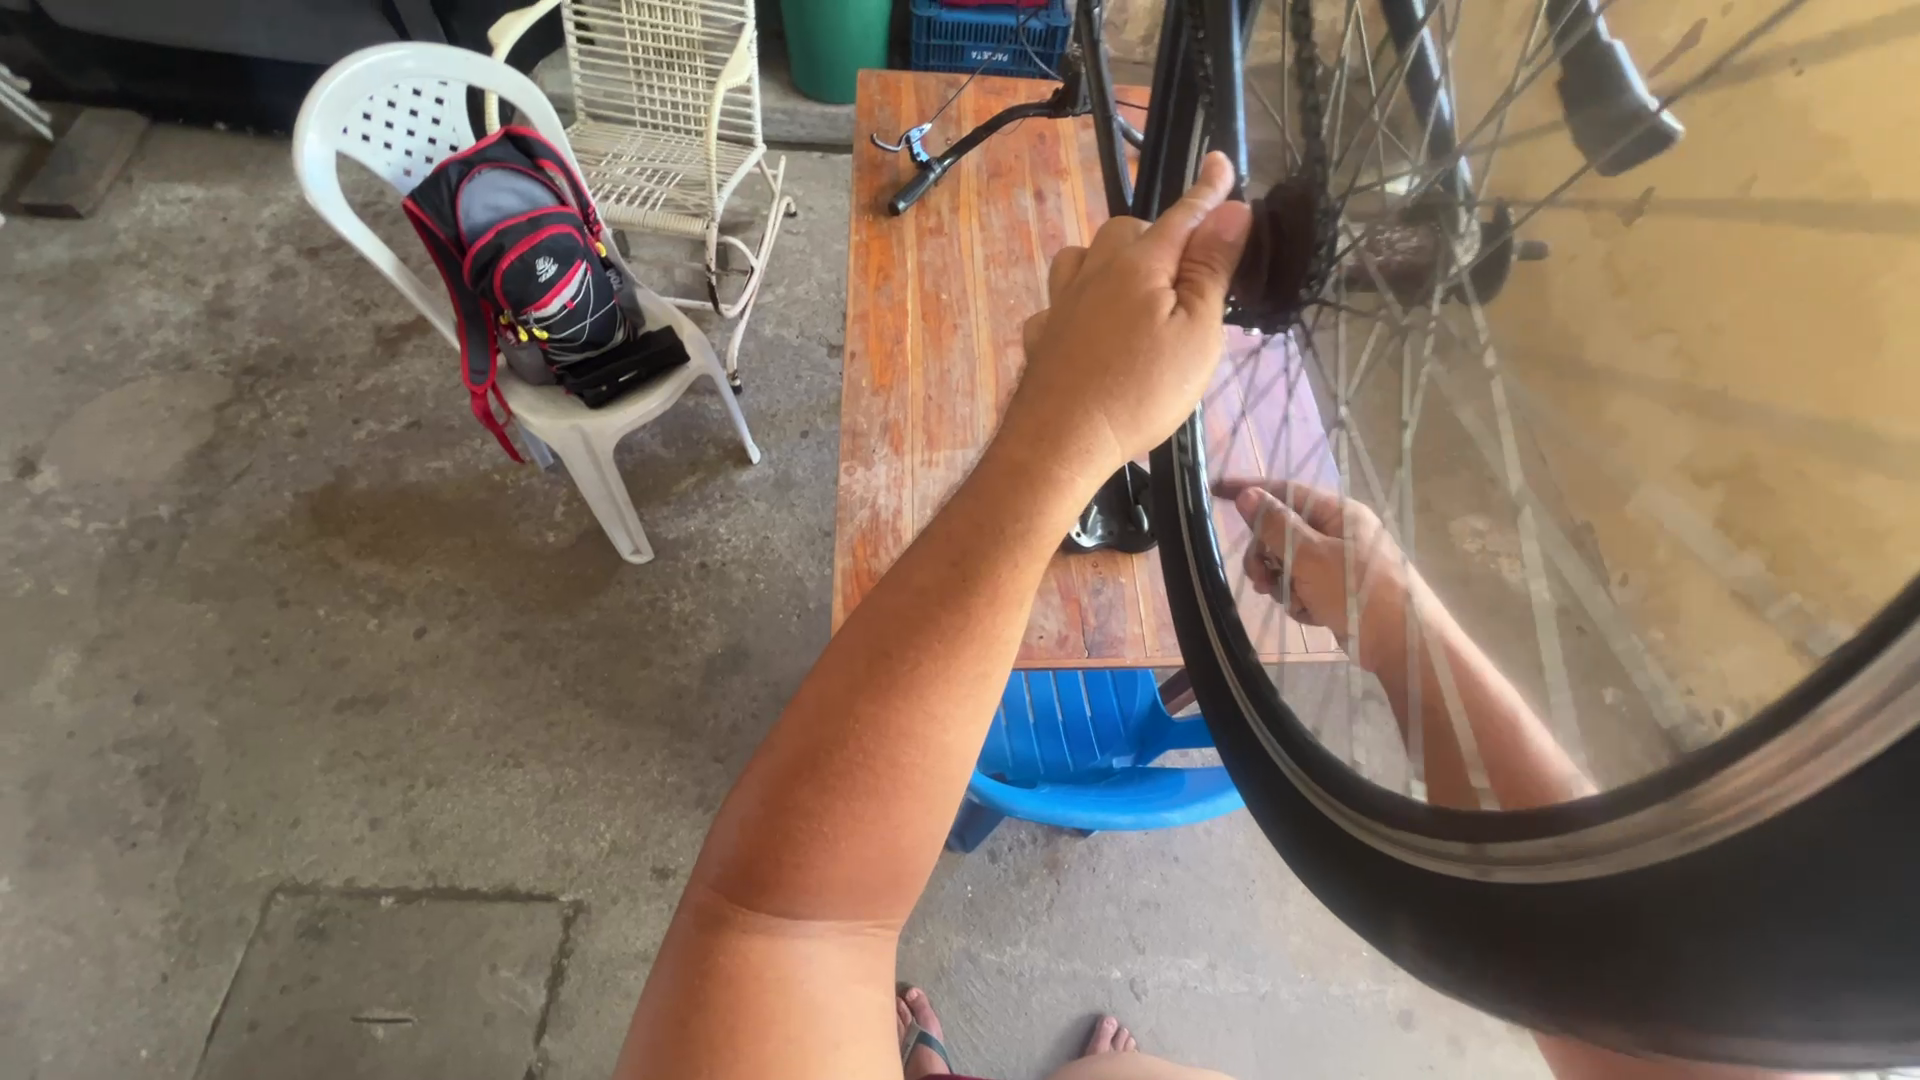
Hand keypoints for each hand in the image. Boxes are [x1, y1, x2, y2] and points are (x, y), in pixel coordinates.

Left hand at [997, 152, 1251, 494]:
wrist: (1060, 442)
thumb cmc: (1140, 392)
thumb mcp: (1197, 335)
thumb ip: (1211, 271)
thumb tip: (1231, 210)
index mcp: (1139, 265)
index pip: (1181, 216)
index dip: (1207, 191)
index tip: (1221, 161)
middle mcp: (1093, 274)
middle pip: (1124, 232)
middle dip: (1156, 238)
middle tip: (1182, 276)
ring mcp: (1059, 306)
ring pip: (1079, 259)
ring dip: (1106, 262)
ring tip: (1129, 292)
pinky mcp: (1039, 340)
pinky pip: (1055, 306)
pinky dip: (1073, 308)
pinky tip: (1082, 332)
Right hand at [1212, 479, 1435, 673]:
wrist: (1403, 644)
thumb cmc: (1357, 592)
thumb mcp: (1309, 556)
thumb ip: (1274, 525)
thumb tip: (1246, 495)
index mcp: (1336, 513)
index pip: (1282, 491)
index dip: (1248, 490)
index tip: (1214, 491)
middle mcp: (1337, 531)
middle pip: (1280, 530)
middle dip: (1264, 555)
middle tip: (1260, 579)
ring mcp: (1338, 561)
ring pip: (1287, 561)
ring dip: (1280, 581)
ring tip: (1291, 601)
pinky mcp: (1337, 588)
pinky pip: (1301, 585)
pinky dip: (1298, 598)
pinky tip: (1309, 613)